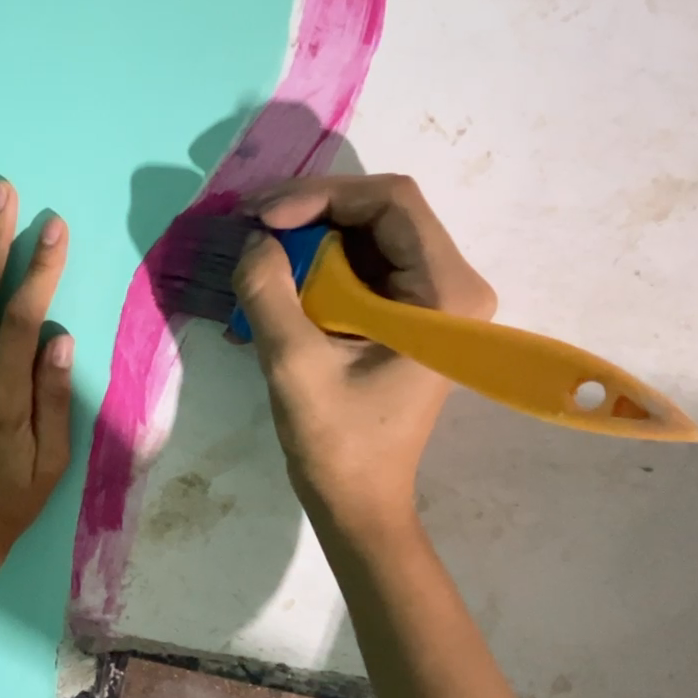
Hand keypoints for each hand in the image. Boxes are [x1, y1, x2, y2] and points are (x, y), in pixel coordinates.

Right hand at [234, 174, 494, 523]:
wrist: (357, 500)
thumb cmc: (336, 441)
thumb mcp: (292, 363)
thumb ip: (268, 292)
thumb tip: (252, 240)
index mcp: (445, 292)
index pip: (389, 202)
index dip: (320, 197)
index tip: (260, 221)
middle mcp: (449, 284)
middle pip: (377, 213)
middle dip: (308, 213)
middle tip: (248, 228)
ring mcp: (427, 300)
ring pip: (363, 238)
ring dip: (305, 241)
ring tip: (253, 256)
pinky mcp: (403, 316)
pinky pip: (356, 269)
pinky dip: (311, 269)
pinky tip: (271, 286)